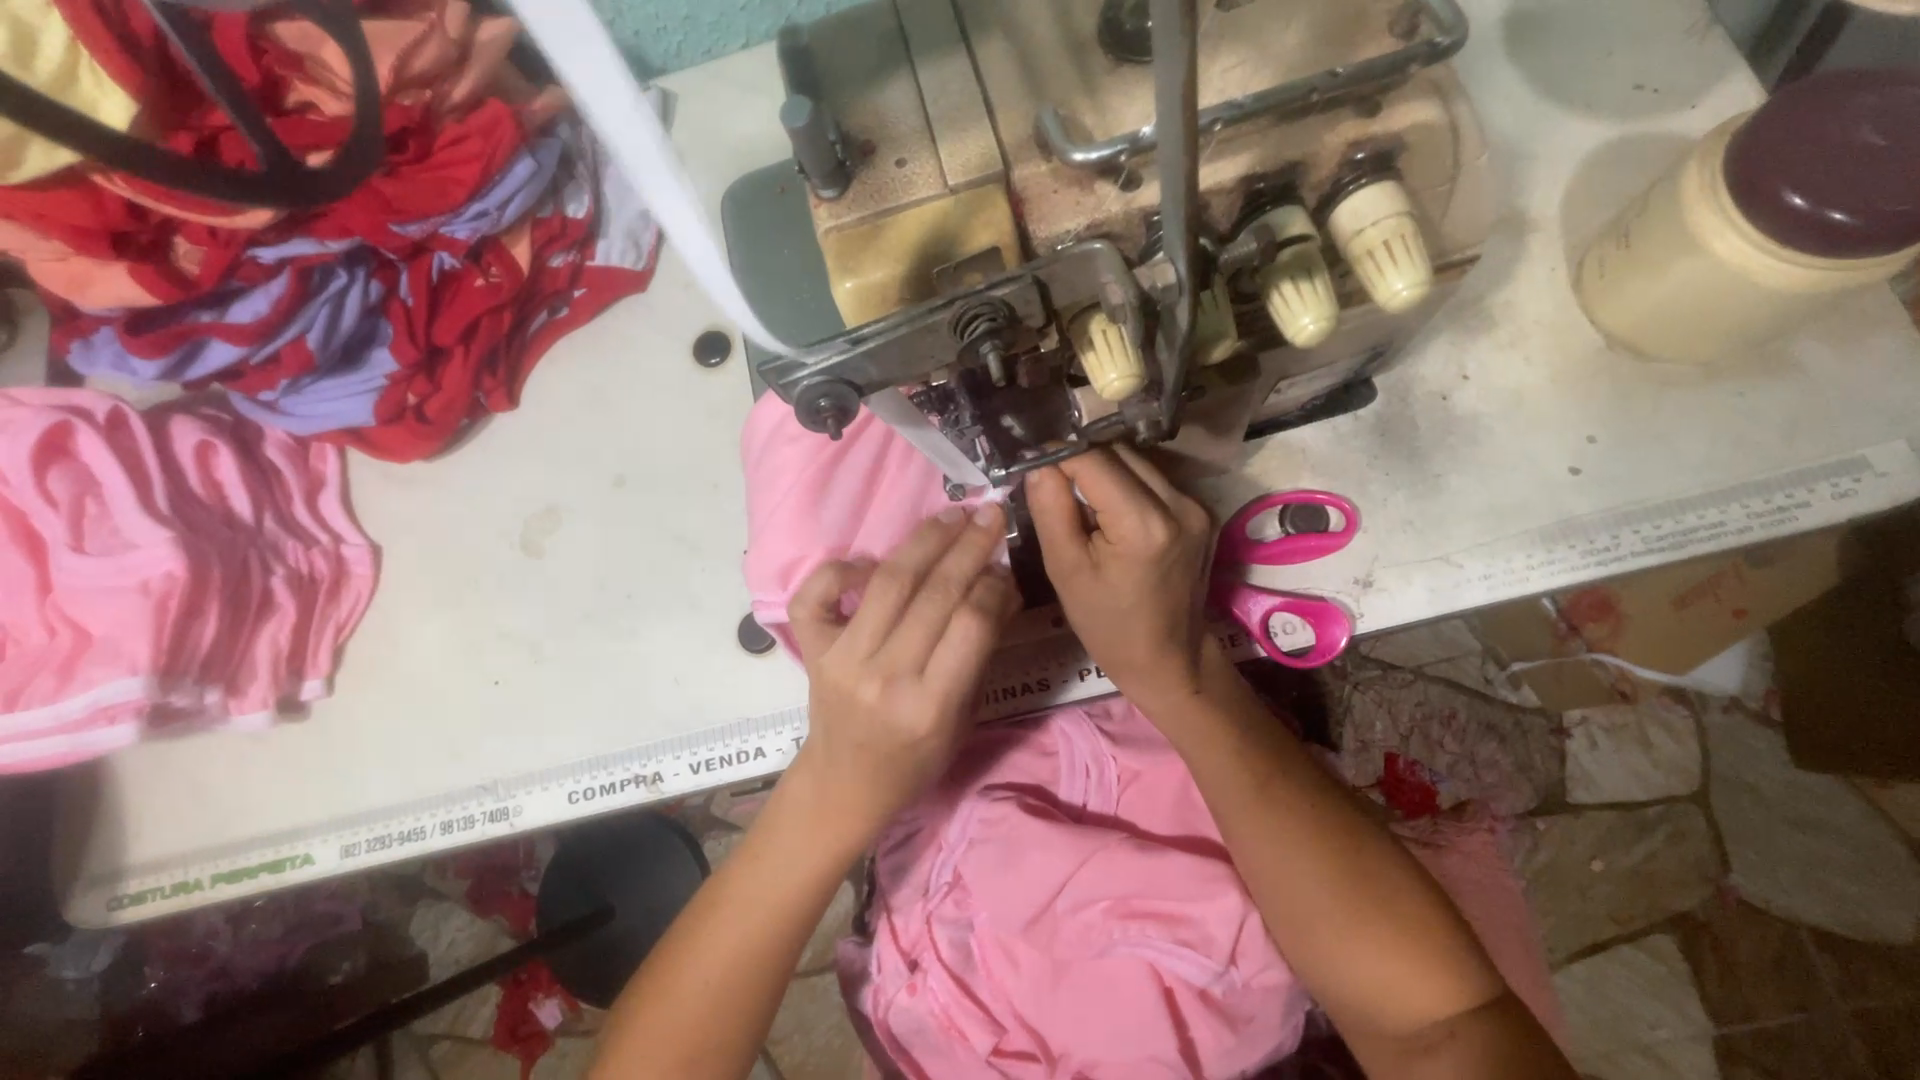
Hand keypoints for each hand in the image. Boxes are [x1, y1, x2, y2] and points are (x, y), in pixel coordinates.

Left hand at [785, 503, 1018, 834]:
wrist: (846, 783)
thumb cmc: (915, 758)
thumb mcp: (963, 715)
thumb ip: (981, 652)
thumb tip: (1003, 585)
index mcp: (931, 705)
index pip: (969, 624)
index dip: (992, 585)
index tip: (1003, 561)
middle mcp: (885, 678)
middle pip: (933, 595)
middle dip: (968, 547)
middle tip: (989, 513)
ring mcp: (843, 661)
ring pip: (888, 584)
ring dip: (923, 542)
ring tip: (951, 516)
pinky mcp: (812, 650)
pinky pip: (817, 595)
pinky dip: (841, 568)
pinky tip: (872, 560)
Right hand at [1026, 445, 1215, 710]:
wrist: (1169, 659)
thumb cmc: (1108, 626)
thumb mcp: (1065, 571)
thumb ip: (1050, 510)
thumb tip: (1038, 462)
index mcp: (1143, 523)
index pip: (1093, 459)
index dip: (1057, 454)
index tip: (1030, 464)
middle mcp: (1178, 504)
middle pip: (1118, 453)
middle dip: (1080, 461)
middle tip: (1050, 485)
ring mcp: (1195, 506)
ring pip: (1137, 462)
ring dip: (1104, 472)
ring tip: (1079, 502)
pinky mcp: (1201, 512)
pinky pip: (1154, 482)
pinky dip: (1126, 487)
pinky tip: (1110, 516)